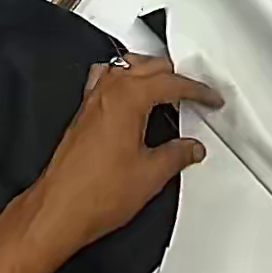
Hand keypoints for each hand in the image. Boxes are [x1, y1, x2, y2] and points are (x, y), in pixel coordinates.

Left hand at [20, 54, 222, 259]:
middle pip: (149, 66)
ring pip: (127, 66)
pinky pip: (107, 77)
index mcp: (129, 98)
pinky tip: (132, 95)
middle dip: (176, 76)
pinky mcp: (84, 108)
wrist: (61, 206)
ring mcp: (93, 96)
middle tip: (196, 94)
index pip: (171, 82)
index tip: (211, 98)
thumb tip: (191, 147)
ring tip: (169, 90)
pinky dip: (124, 78)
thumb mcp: (151, 174)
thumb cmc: (97, 192)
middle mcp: (108, 90)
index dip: (197, 90)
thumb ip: (177, 154)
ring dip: (149, 72)